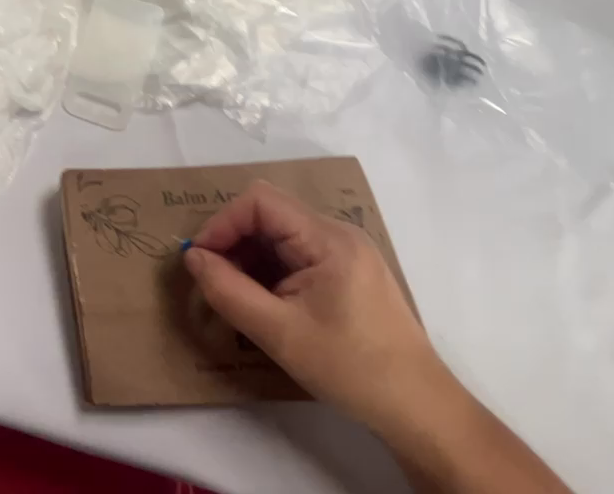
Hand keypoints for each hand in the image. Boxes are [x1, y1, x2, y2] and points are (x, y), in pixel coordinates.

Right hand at [182, 180, 458, 438]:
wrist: (421, 412)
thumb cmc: (351, 369)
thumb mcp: (278, 332)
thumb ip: (227, 290)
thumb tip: (192, 258)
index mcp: (328, 239)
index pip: (259, 201)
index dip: (222, 223)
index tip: (201, 260)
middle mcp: (339, 234)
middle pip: (269, 214)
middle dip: (233, 242)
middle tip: (214, 280)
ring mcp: (347, 252)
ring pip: (280, 234)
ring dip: (250, 257)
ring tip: (237, 295)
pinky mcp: (348, 272)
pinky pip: (296, 253)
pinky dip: (270, 270)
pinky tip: (264, 302)